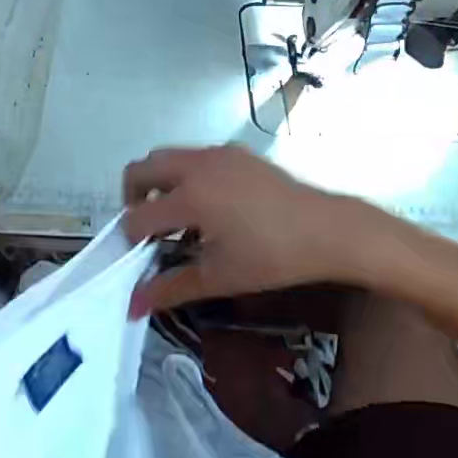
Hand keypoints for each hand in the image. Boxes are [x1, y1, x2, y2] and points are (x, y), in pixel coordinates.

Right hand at [120, 146, 407, 315]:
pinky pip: (195, 155)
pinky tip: (208, 205)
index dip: (130, 239)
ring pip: (167, 156)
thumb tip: (132, 306)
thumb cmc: (273, 257)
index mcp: (191, 197)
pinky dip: (185, 174)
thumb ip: (171, 288)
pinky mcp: (236, 151)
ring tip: (176, 217)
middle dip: (133, 197)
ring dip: (158, 183)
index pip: (138, 215)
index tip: (139, 258)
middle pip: (141, 168)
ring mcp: (218, 153)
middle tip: (148, 228)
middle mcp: (197, 165)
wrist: (327, 230)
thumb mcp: (220, 277)